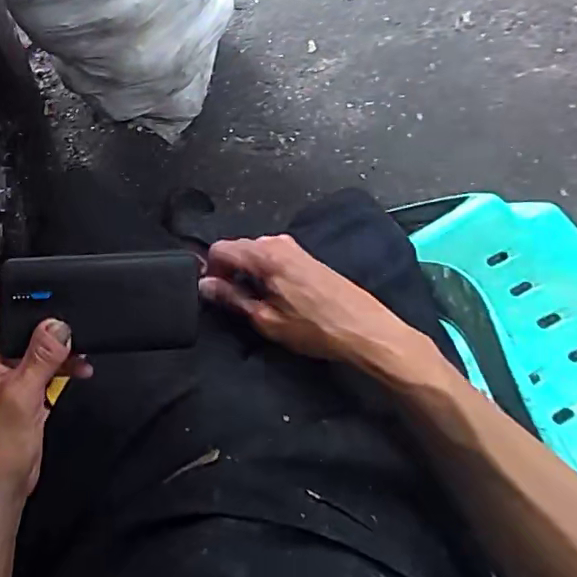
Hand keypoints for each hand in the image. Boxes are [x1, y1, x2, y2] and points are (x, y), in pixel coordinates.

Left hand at [0, 293, 91, 510]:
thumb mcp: (21, 397)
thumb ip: (41, 357)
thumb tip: (56, 326)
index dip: (18, 296)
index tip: (46, 293)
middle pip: (15, 325)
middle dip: (44, 326)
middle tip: (69, 328)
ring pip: (29, 347)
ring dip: (54, 350)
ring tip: (78, 353)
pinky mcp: (14, 391)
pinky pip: (36, 368)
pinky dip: (55, 369)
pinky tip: (76, 370)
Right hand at [198, 235, 435, 376]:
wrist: (371, 333)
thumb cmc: (318, 329)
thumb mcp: (265, 319)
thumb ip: (230, 298)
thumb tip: (205, 285)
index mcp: (264, 254)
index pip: (218, 249)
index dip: (210, 271)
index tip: (216, 292)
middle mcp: (278, 243)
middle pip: (236, 249)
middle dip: (229, 271)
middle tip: (235, 301)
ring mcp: (296, 248)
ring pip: (255, 253)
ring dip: (248, 272)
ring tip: (258, 301)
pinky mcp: (309, 257)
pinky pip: (273, 257)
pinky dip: (266, 272)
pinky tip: (278, 296)